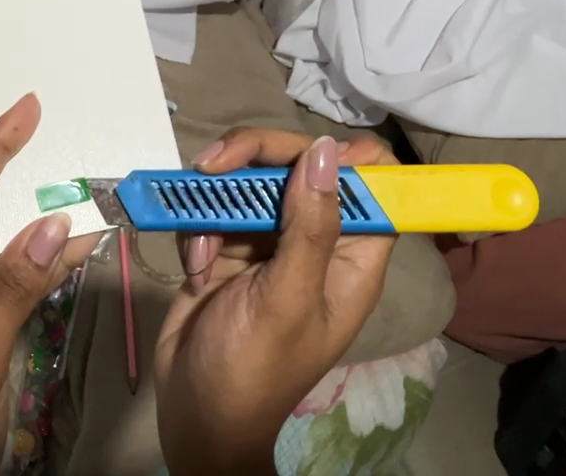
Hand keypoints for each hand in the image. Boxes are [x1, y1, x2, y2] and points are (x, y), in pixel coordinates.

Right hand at [154, 130, 397, 474]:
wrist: (194, 414)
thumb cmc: (254, 369)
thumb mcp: (286, 300)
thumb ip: (309, 225)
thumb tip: (327, 150)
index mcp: (350, 254)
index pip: (372, 184)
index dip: (344, 158)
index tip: (303, 155)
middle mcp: (314, 238)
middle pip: (298, 165)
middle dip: (252, 159)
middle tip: (210, 167)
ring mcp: (268, 240)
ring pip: (249, 179)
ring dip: (215, 201)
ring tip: (199, 241)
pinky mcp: (228, 244)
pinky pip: (214, 208)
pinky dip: (197, 229)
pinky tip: (193, 267)